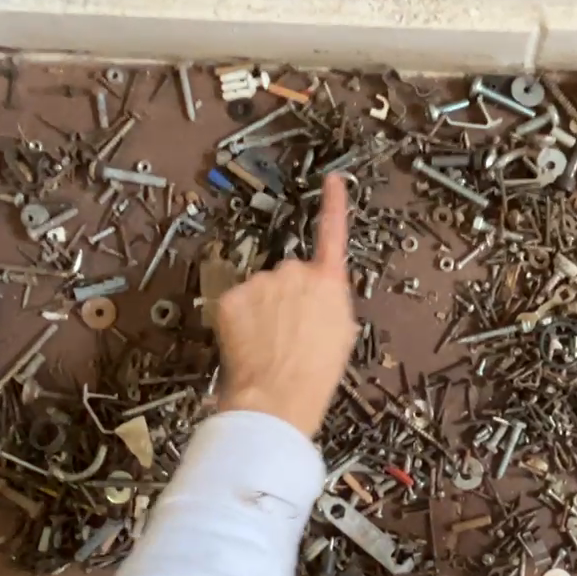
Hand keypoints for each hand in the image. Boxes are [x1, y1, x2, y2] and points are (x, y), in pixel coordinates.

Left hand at [216, 173, 358, 438]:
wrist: (278, 395)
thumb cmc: (315, 374)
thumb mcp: (343, 334)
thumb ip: (332, 301)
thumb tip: (321, 294)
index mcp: (328, 283)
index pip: (333, 233)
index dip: (334, 204)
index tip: (333, 181)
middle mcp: (294, 273)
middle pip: (289, 273)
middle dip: (287, 295)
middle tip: (292, 331)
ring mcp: (261, 283)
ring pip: (261, 289)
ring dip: (264, 310)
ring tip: (271, 344)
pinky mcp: (233, 297)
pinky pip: (236, 302)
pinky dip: (240, 320)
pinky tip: (250, 343)